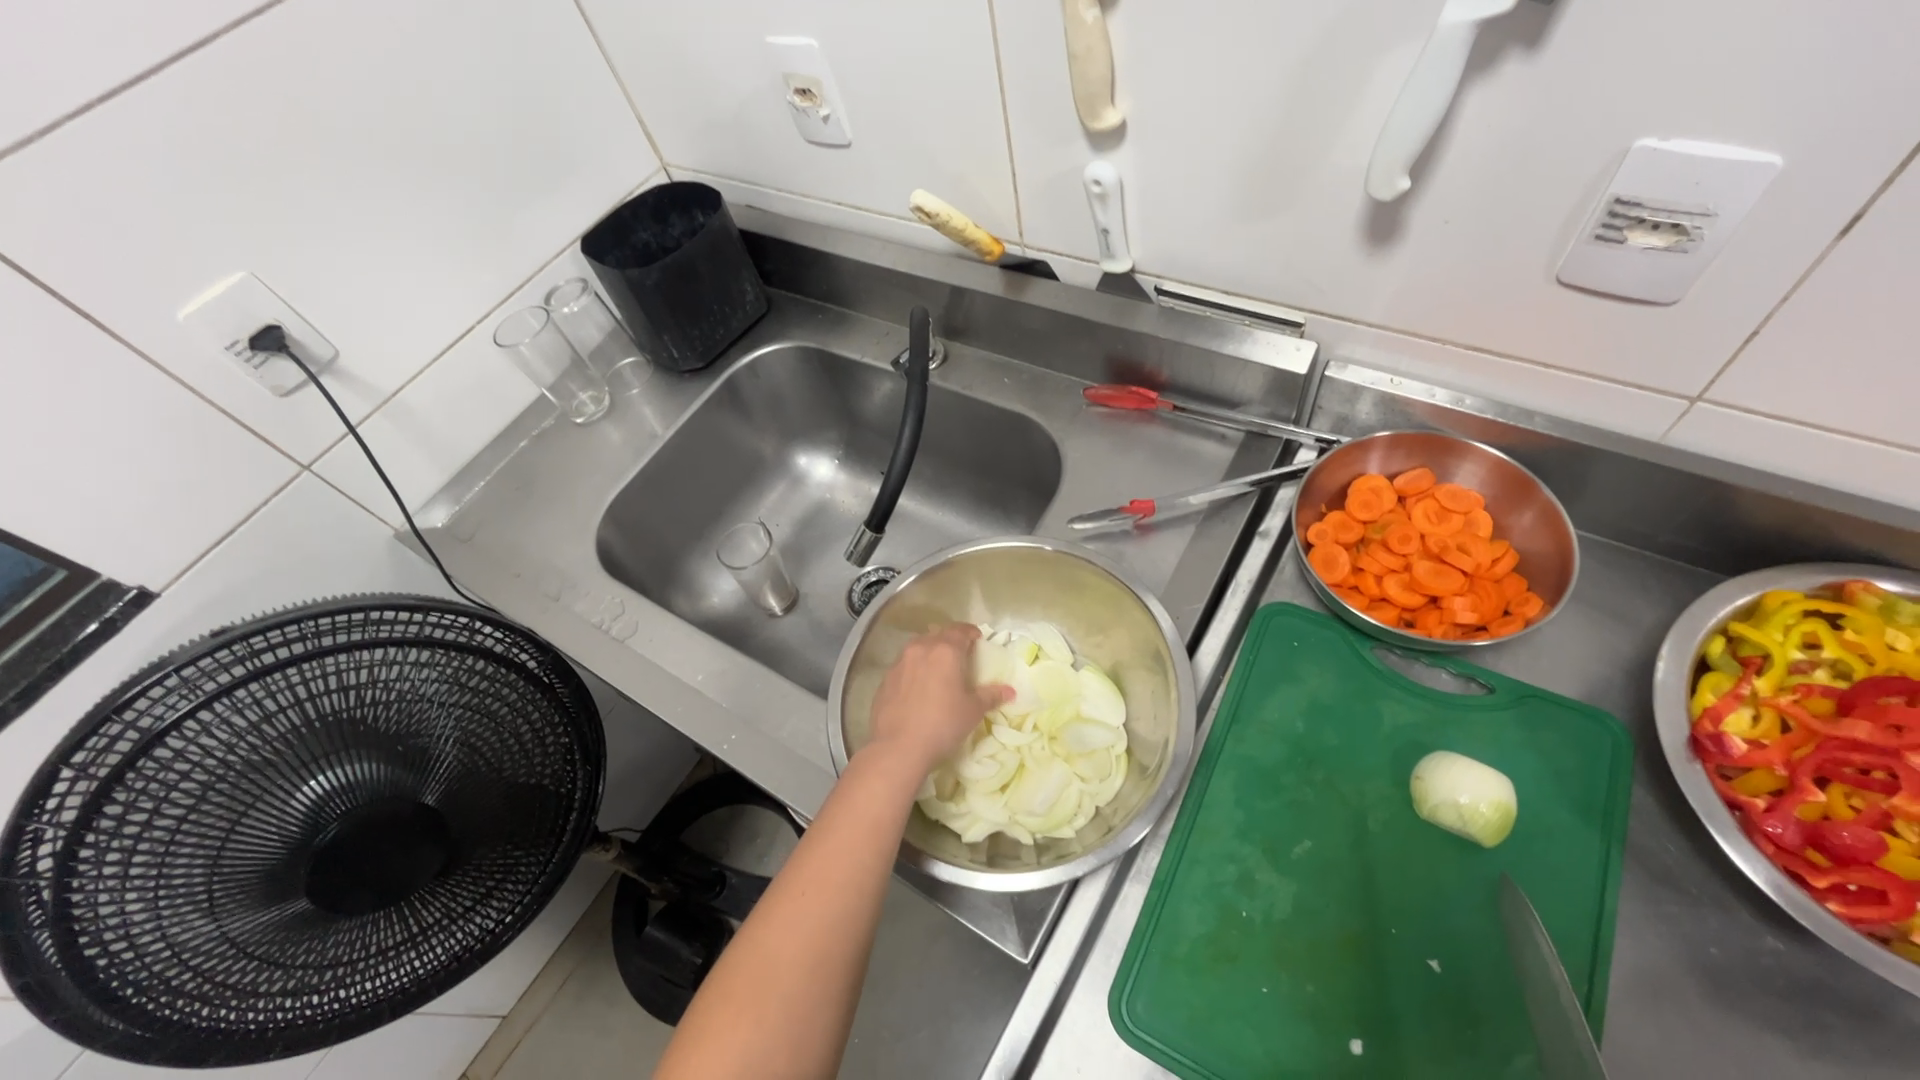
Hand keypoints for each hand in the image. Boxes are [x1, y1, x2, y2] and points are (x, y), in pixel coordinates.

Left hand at [864, 623, 1011, 777]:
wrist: (898, 747)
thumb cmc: (942, 724)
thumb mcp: (972, 711)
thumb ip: (991, 696)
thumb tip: (1009, 690)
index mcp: (945, 650)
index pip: (960, 630)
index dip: (971, 632)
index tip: (977, 640)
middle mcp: (920, 649)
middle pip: (937, 634)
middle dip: (950, 640)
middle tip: (960, 654)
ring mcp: (899, 663)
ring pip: (918, 647)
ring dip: (930, 652)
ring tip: (939, 669)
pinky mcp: (885, 679)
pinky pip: (904, 665)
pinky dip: (914, 669)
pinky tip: (918, 687)